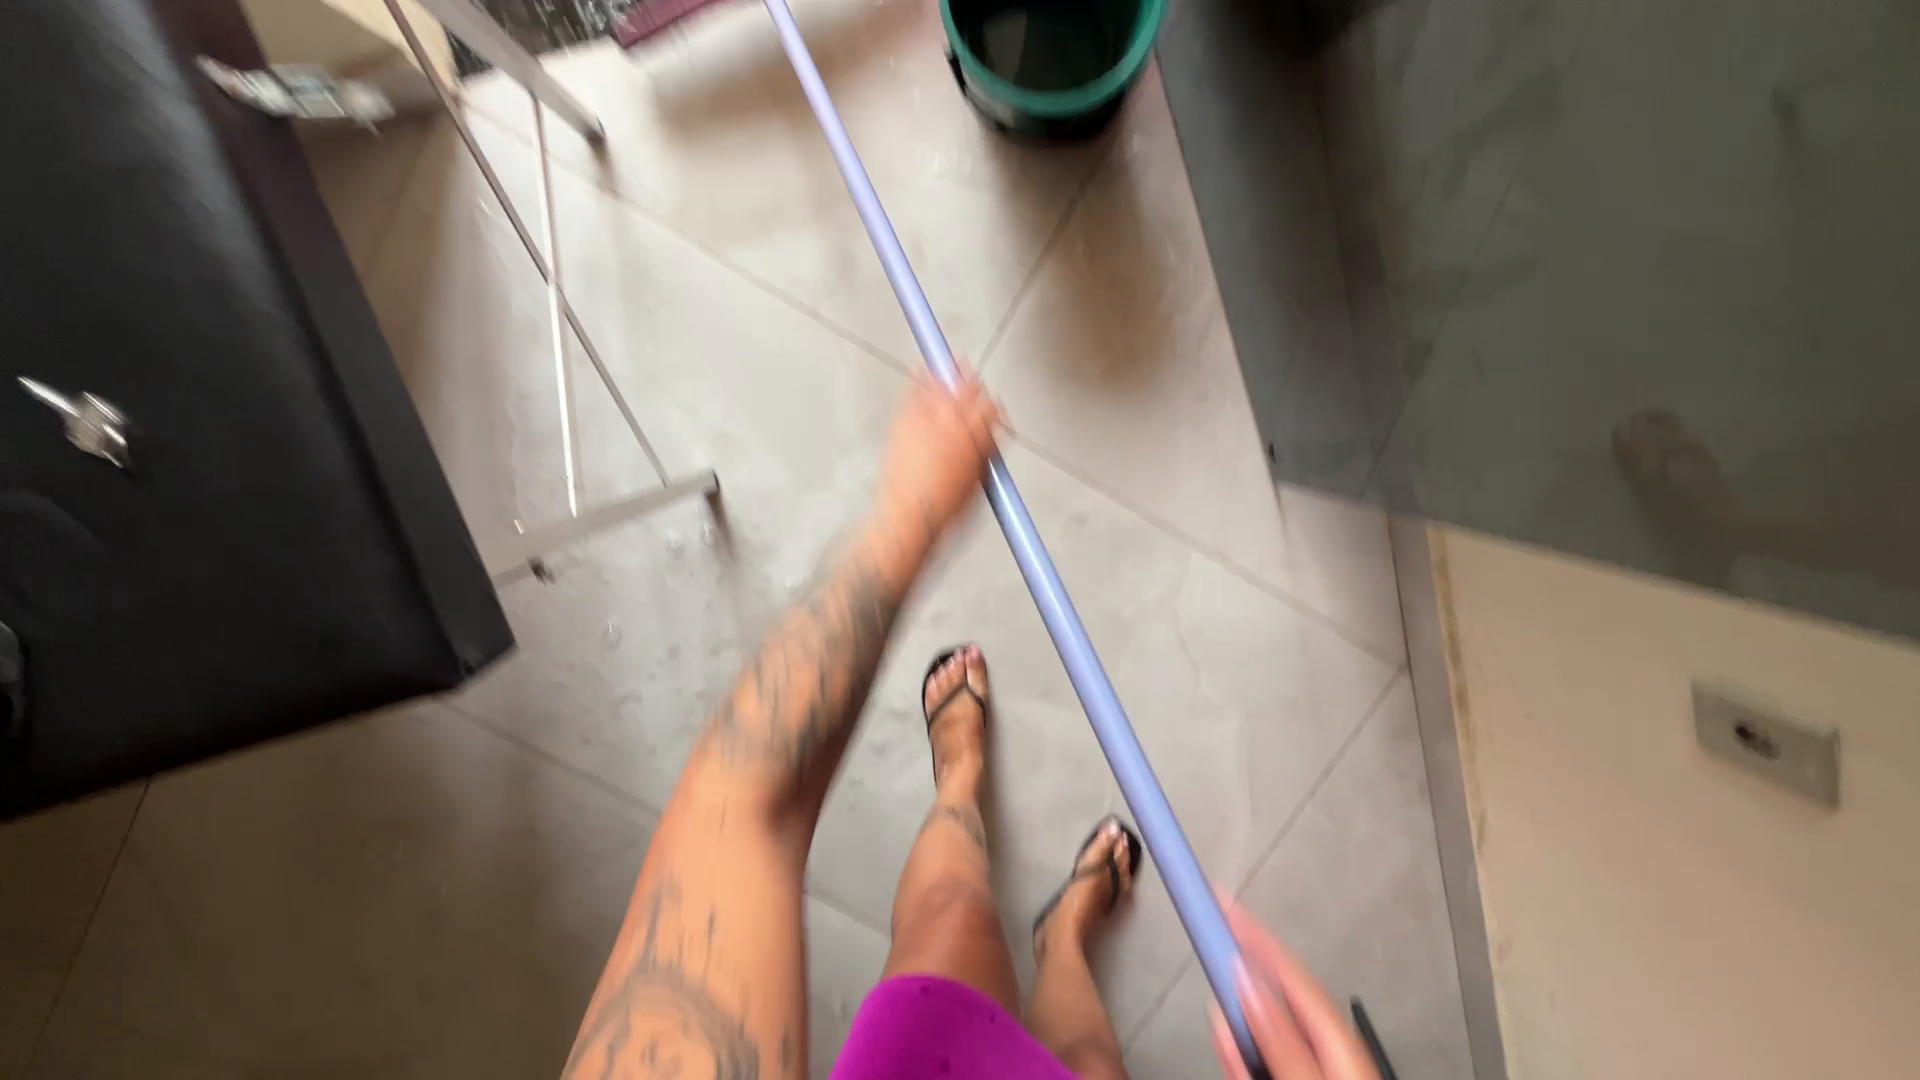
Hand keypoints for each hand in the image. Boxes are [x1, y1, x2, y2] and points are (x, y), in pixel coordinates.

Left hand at [873, 367, 1001, 542]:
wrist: (908, 515)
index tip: (994, 409)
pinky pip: (913, 392)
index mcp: (976, 436)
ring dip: (948, 373)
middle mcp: (953, 422)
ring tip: (953, 360)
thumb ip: (984, 452)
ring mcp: (926, 419)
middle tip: (972, 373)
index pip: (991, 409)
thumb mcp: (978, 481)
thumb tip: (988, 438)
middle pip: (967, 390)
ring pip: (941, 386)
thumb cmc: (945, 507)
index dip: (994, 408)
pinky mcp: (904, 422)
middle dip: (972, 383)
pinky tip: (920, 368)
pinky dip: (918, 379)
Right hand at [1210, 896, 1379, 1079]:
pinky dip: (1241, 1059)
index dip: (1253, 934)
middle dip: (1240, 982)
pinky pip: (1259, 1067)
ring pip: (1262, 1037)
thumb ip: (1281, 1039)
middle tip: (1212, 958)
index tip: (1219, 899)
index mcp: (1336, 1042)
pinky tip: (1230, 1050)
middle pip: (1274, 1001)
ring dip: (1237, 1028)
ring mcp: (1309, 1072)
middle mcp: (1325, 1053)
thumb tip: (1244, 978)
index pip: (1288, 973)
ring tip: (1225, 1025)